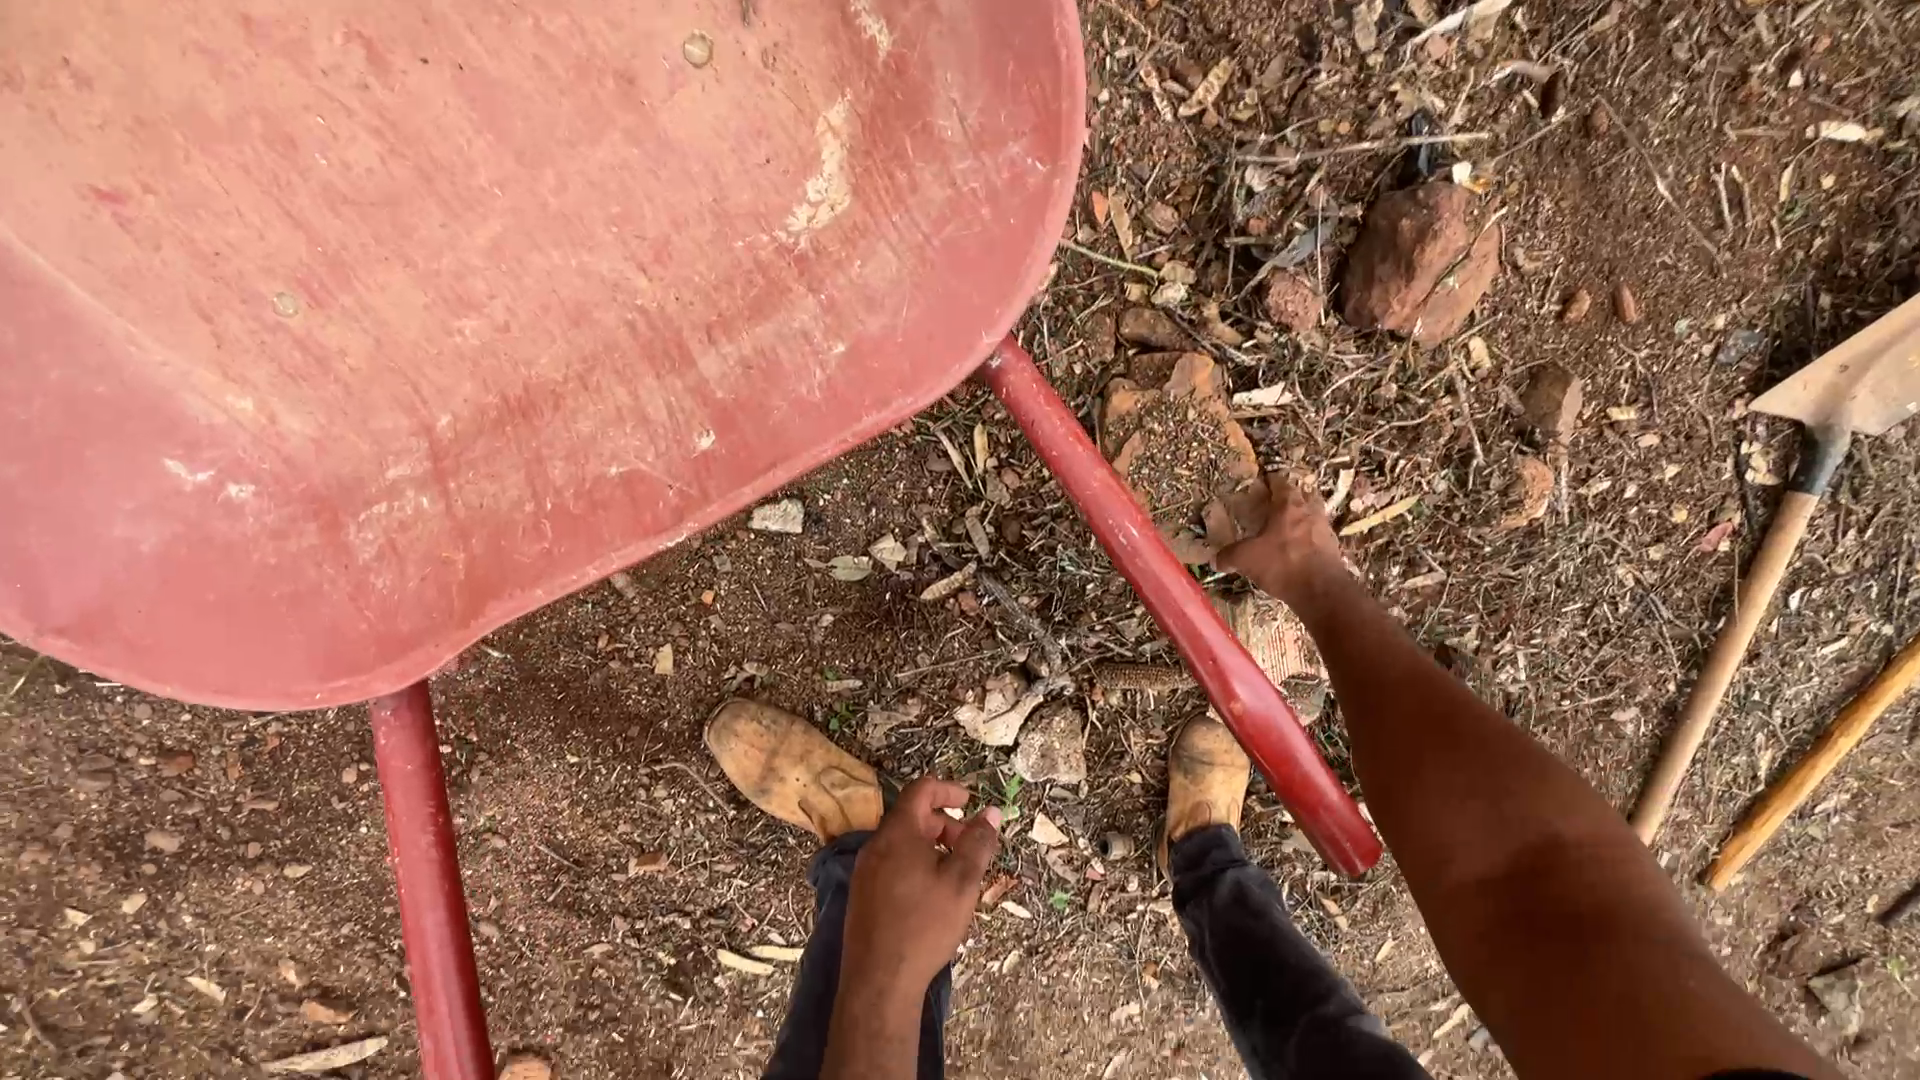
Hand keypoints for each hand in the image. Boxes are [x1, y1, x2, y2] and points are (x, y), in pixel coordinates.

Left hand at [840, 777, 1001, 999]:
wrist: (878, 983)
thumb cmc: (924, 926)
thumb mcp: (961, 882)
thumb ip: (977, 843)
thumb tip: (990, 813)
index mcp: (898, 833)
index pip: (920, 790)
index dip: (947, 789)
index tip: (969, 801)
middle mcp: (875, 845)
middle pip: (912, 816)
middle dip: (945, 824)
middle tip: (969, 849)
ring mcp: (864, 871)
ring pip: (902, 843)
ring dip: (931, 846)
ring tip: (954, 876)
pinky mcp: (862, 895)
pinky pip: (891, 864)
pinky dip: (915, 864)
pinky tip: (931, 896)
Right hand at [1215, 472, 1346, 607]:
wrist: (1321, 590)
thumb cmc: (1282, 563)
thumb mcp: (1246, 559)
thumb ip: (1229, 555)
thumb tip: (1216, 560)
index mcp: (1289, 506)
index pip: (1281, 484)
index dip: (1272, 481)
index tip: (1264, 483)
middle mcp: (1310, 512)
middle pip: (1304, 495)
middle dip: (1293, 497)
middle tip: (1277, 505)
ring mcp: (1325, 530)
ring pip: (1314, 515)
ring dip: (1303, 517)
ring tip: (1288, 528)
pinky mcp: (1334, 549)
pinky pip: (1319, 536)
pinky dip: (1310, 538)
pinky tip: (1299, 550)